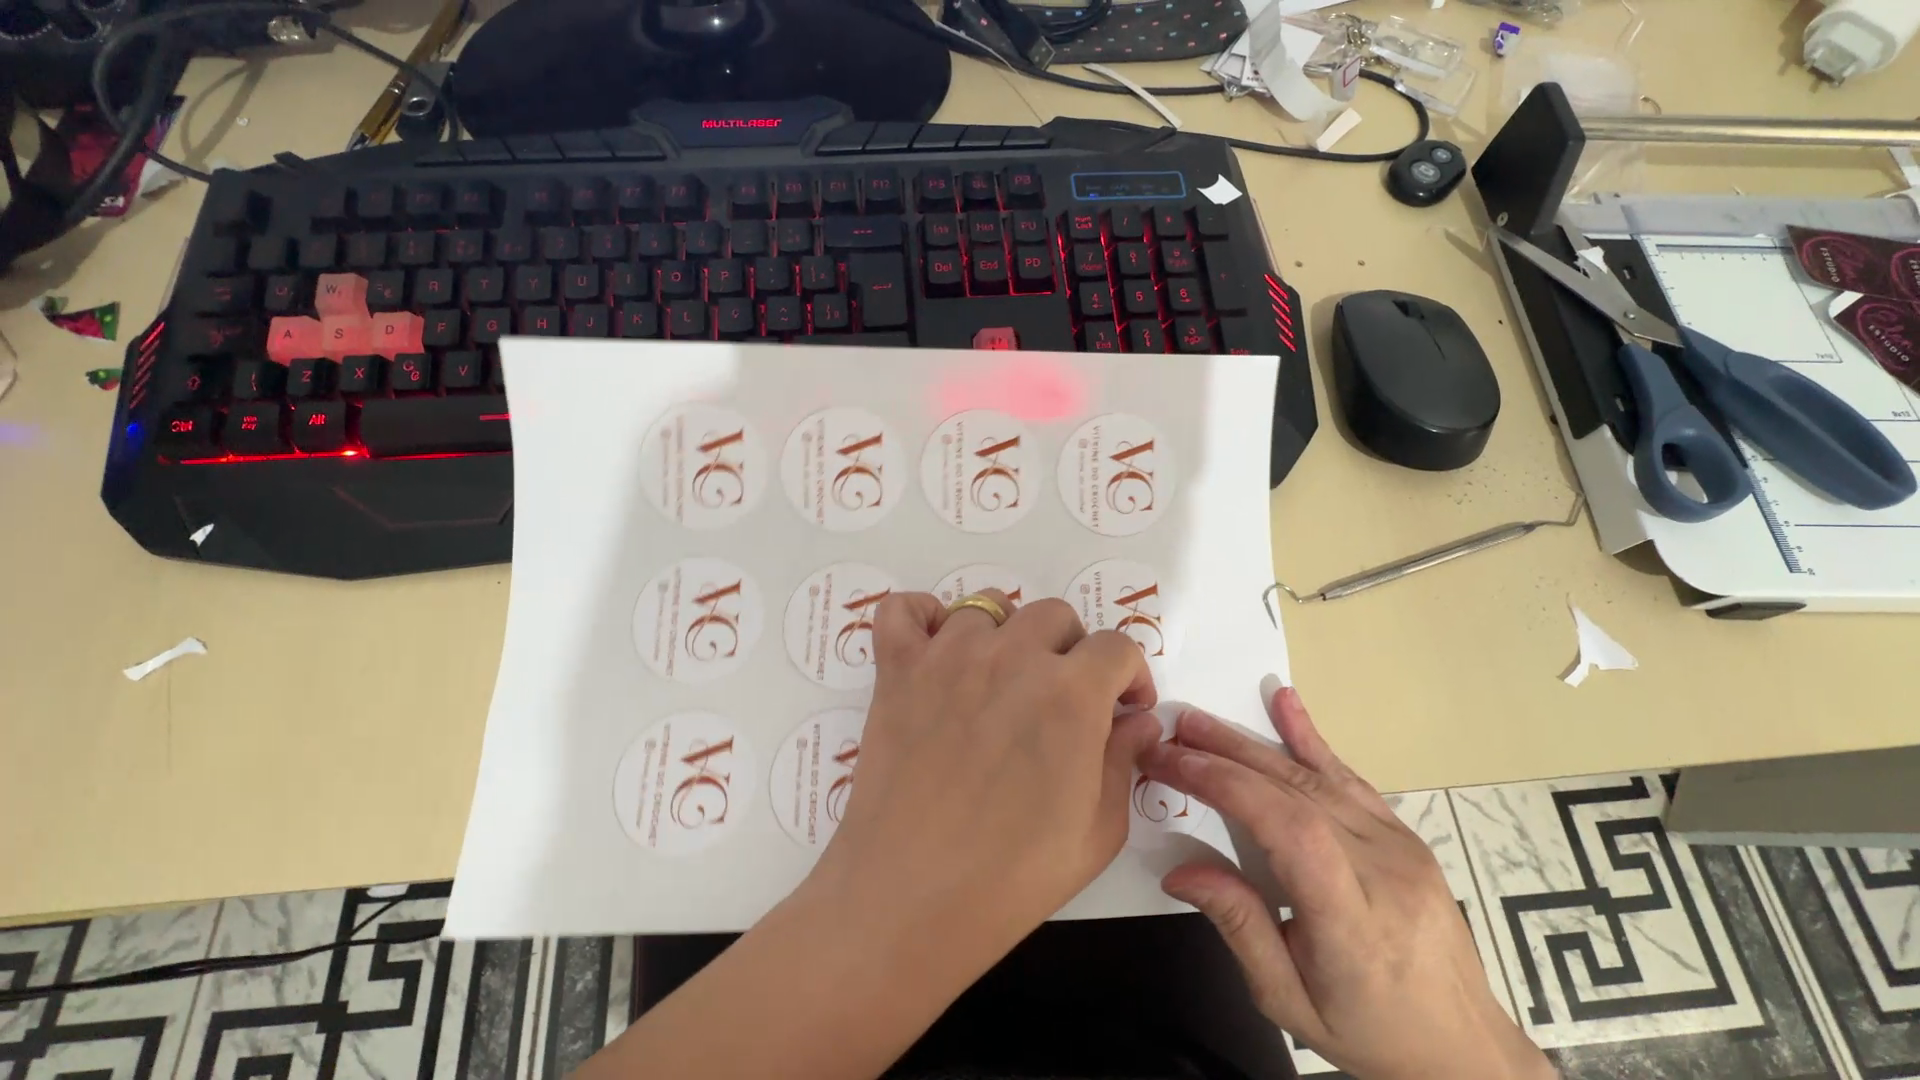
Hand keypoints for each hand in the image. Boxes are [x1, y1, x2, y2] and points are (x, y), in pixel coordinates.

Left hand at [807, 589, 1162, 961]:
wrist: (913, 896)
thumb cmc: (1015, 875)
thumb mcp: (1099, 830)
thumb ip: (1124, 760)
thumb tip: (1138, 720)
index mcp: (1071, 693)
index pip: (1116, 646)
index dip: (1129, 676)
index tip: (1124, 708)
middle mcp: (1012, 657)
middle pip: (1054, 615)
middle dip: (1071, 652)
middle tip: (1061, 699)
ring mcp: (947, 657)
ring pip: (987, 608)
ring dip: (1004, 636)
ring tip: (998, 681)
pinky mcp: (896, 670)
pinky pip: (902, 609)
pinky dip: (920, 616)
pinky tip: (934, 649)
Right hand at [1142, 685, 1553, 1079]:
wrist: (1465, 1049)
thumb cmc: (1368, 1032)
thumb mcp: (1288, 1002)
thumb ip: (1239, 928)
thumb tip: (1179, 871)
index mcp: (1351, 917)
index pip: (1287, 829)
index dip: (1226, 786)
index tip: (1172, 763)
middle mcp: (1381, 869)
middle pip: (1296, 792)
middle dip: (1225, 756)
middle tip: (1170, 732)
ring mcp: (1400, 847)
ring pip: (1316, 778)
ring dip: (1251, 743)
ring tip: (1200, 721)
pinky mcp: (1405, 837)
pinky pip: (1351, 779)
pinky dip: (1311, 739)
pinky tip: (1285, 702)